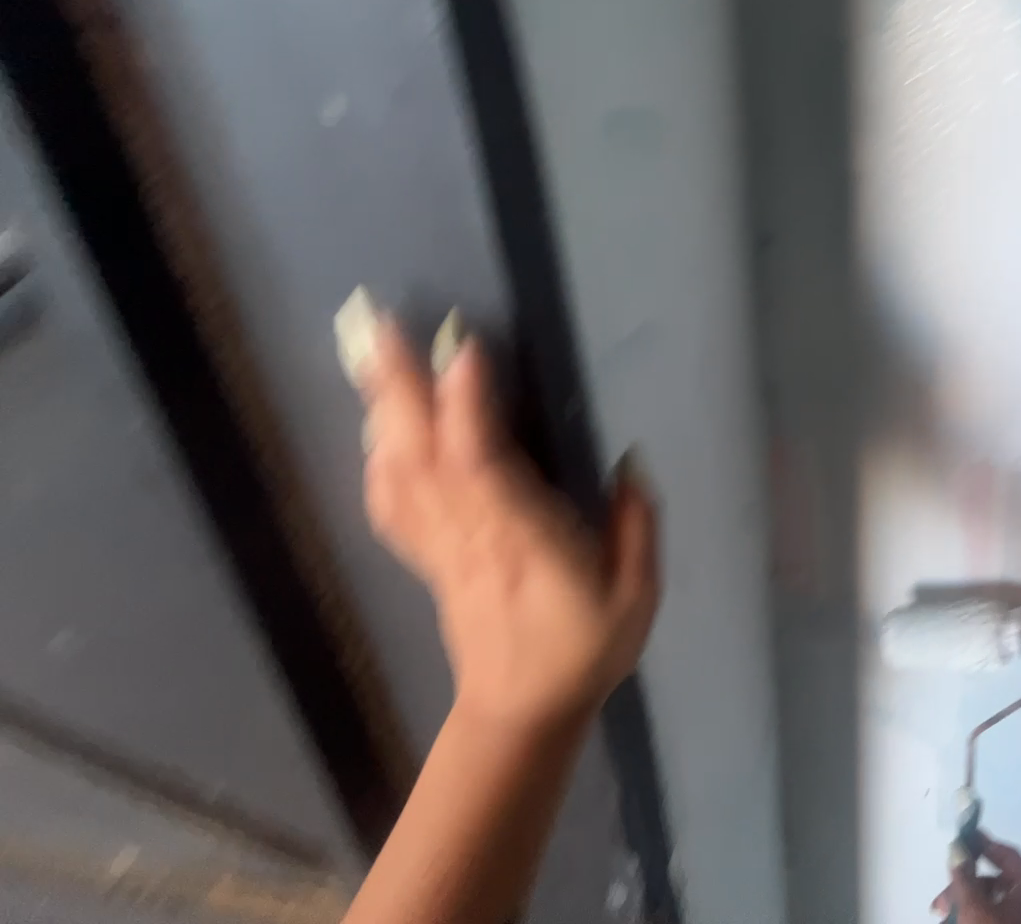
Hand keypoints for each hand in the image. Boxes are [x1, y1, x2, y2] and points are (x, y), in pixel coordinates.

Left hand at [353, 312, 660, 731]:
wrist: (522, 712)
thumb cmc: (588, 649)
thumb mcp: (638, 594)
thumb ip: (636, 525)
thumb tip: (629, 460)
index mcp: (525, 542)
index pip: (484, 465)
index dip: (469, 407)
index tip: (465, 350)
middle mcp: (471, 536)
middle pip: (424, 454)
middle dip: (401, 387)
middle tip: (376, 324)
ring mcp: (442, 547)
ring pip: (400, 470)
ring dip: (381, 409)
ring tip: (367, 353)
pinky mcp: (431, 558)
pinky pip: (393, 503)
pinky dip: (380, 458)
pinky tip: (378, 427)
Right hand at [933, 837, 1020, 923]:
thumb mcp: (975, 908)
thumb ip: (964, 878)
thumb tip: (957, 851)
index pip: (1010, 857)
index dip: (987, 844)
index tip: (964, 838)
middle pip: (994, 883)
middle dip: (964, 886)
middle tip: (940, 899)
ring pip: (988, 905)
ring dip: (962, 905)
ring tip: (941, 916)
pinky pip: (988, 921)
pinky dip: (969, 919)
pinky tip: (952, 923)